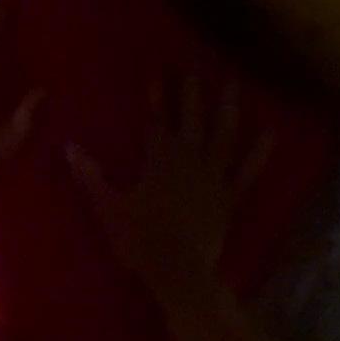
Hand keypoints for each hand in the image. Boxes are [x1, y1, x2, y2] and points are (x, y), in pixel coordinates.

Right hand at [67, 77, 269, 313]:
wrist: (179, 271)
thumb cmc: (139, 239)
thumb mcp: (108, 207)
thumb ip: (91, 176)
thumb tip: (69, 147)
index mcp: (159, 162)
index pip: (157, 122)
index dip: (158, 98)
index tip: (158, 73)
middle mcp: (189, 162)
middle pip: (192, 122)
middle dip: (192, 94)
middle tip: (194, 69)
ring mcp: (213, 179)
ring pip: (223, 137)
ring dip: (227, 110)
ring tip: (232, 85)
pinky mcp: (229, 198)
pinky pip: (247, 171)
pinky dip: (259, 152)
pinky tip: (270, 133)